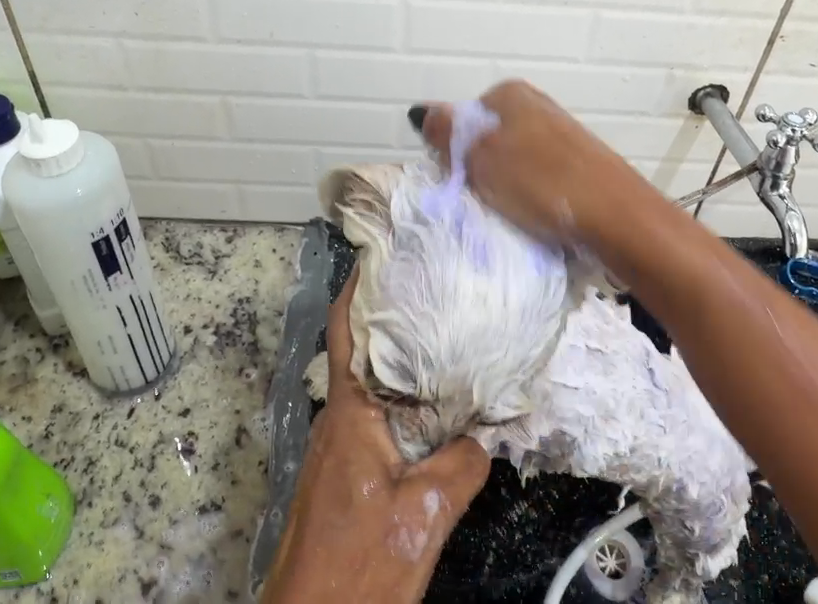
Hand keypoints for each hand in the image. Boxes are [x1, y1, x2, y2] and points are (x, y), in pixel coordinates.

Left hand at [262, 271, 489, 603]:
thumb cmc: (360, 563)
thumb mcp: (424, 516)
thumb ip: (460, 467)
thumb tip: (479, 437)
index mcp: (349, 413)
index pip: (348, 331)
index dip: (360, 287)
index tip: (387, 253)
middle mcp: (338, 419)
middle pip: (366, 354)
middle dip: (398, 320)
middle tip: (442, 292)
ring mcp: (338, 449)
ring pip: (374, 389)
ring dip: (405, 365)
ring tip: (450, 343)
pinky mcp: (345, 475)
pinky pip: (378, 422)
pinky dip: (406, 405)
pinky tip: (439, 414)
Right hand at [415, 79, 662, 246]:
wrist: (615, 215)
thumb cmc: (541, 181)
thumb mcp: (481, 157)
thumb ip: (447, 132)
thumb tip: (421, 111)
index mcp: (510, 94)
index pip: (462, 120)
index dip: (455, 152)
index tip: (462, 181)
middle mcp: (536, 105)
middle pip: (488, 139)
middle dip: (482, 169)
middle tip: (485, 199)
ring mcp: (560, 134)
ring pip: (513, 160)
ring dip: (506, 185)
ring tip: (512, 211)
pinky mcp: (578, 163)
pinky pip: (537, 177)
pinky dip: (532, 194)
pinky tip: (536, 213)